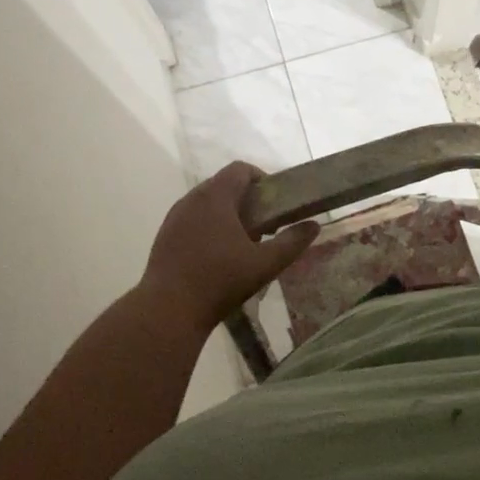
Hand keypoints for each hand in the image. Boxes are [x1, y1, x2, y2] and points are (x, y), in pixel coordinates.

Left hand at [138, 162, 318, 332]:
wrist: (168, 310)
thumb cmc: (220, 281)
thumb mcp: (265, 264)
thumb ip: (292, 242)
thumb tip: (314, 226)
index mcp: (215, 197)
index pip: (240, 169)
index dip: (261, 178)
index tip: (274, 202)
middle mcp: (191, 200)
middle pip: (223, 185)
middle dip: (246, 199)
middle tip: (264, 224)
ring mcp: (174, 217)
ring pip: (206, 203)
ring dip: (227, 213)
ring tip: (243, 242)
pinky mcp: (164, 236)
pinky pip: (192, 219)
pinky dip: (208, 226)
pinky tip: (218, 255)